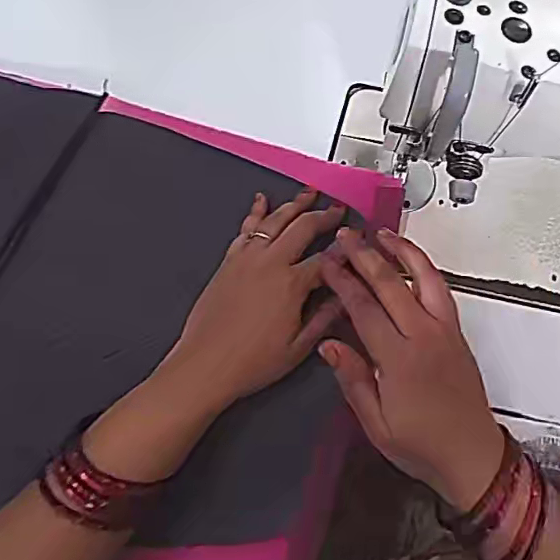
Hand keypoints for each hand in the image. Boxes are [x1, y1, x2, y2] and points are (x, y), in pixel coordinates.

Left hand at [153, 190, 345, 415]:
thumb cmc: (249, 362)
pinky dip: (256, 212)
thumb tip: (345, 298)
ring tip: (309, 193)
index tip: (355, 243)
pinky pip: (247, 228)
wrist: (204, 365)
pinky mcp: (229, 261)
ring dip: (295, 204)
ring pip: (276, 220)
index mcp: (292, 284)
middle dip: (325, 216)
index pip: (327, 258)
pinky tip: (262, 201)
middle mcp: (270, 264)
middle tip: (337, 210)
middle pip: (304, 226)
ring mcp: (247, 259)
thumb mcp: (298, 347)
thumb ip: (325, 318)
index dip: (345, 250)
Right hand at [317, 228, 507, 511]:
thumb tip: (328, 344)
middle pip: (390, 284)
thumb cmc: (422, 445)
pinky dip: (425, 268)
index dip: (343, 282)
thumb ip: (352, 379)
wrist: (472, 455)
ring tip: (382, 234)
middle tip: (346, 237)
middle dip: (365, 256)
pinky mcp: (457, 332)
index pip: (364, 309)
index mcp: (399, 360)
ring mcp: (445, 330)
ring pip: (424, 277)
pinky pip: (441, 289)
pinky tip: (412, 260)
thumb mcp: (376, 424)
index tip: (328, 264)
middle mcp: (424, 337)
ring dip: (402, 251)